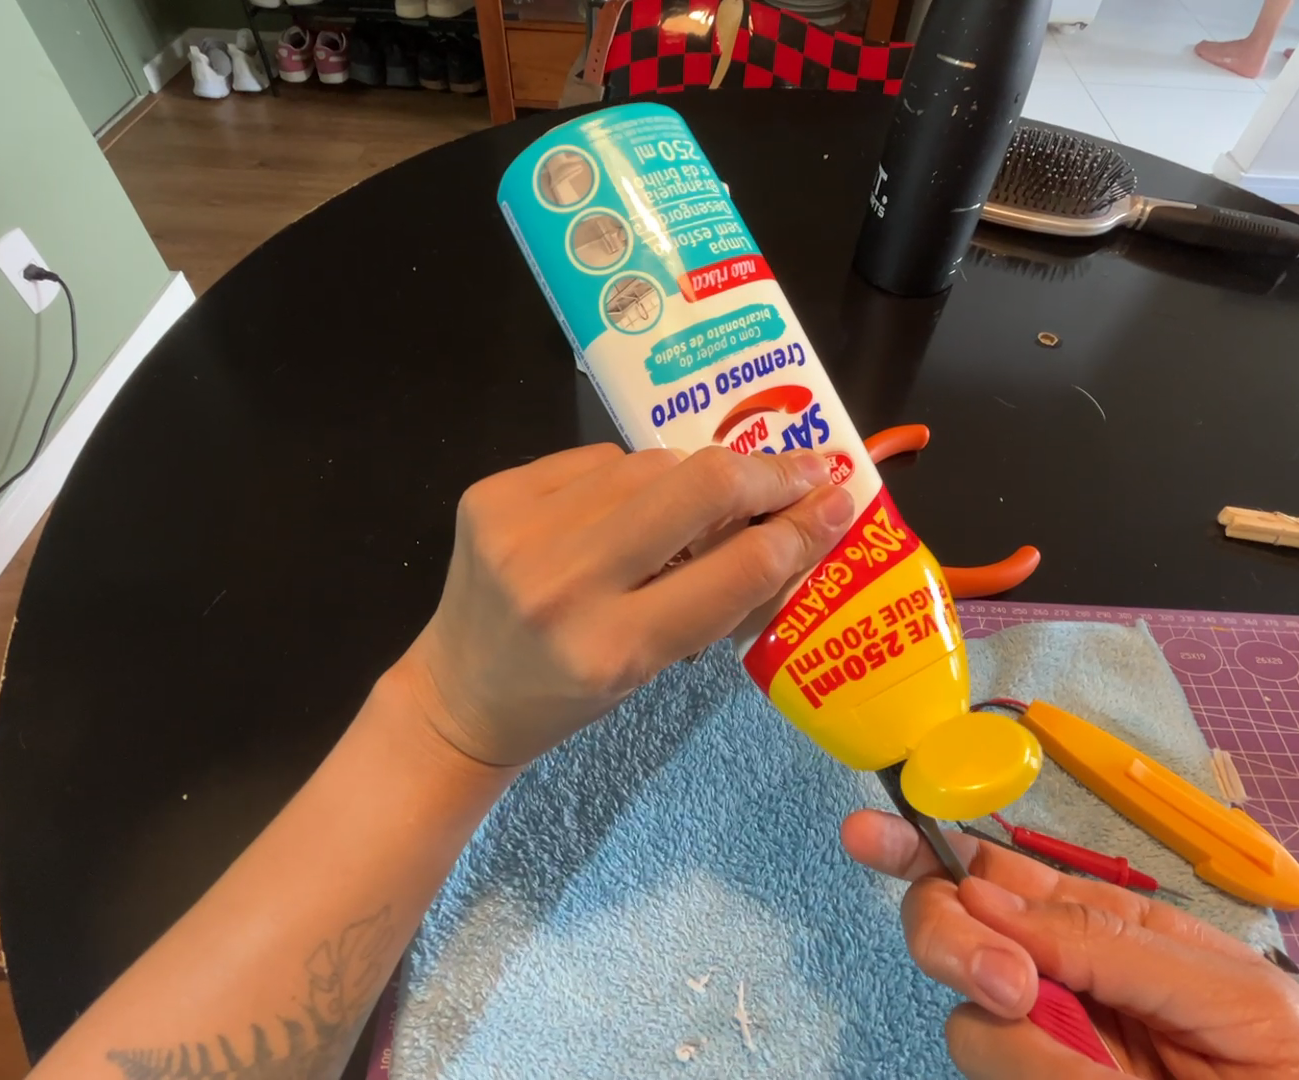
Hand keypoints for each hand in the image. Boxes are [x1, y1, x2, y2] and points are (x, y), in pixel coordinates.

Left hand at [399, 444, 854, 768]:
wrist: (459, 693)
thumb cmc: (567, 698)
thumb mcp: (651, 668)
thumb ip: (717, 596)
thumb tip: (794, 523)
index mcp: (614, 650)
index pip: (737, 570)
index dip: (802, 529)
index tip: (838, 499)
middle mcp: (564, 584)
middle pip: (698, 486)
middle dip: (767, 471)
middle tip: (804, 468)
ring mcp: (520, 529)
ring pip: (650, 463)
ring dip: (694, 476)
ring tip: (705, 499)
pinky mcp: (493, 493)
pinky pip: (598, 458)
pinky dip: (630, 476)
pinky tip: (626, 503)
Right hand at [840, 809, 1298, 1079]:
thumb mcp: (1233, 994)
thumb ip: (1108, 939)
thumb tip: (981, 890)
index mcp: (1090, 926)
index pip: (983, 870)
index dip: (916, 845)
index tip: (863, 837)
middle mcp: (1048, 979)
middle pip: (948, 929)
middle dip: (954, 942)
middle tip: (1011, 987)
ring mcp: (1043, 1051)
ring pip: (969, 1025)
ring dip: (1024, 1049)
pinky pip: (1000, 1074)